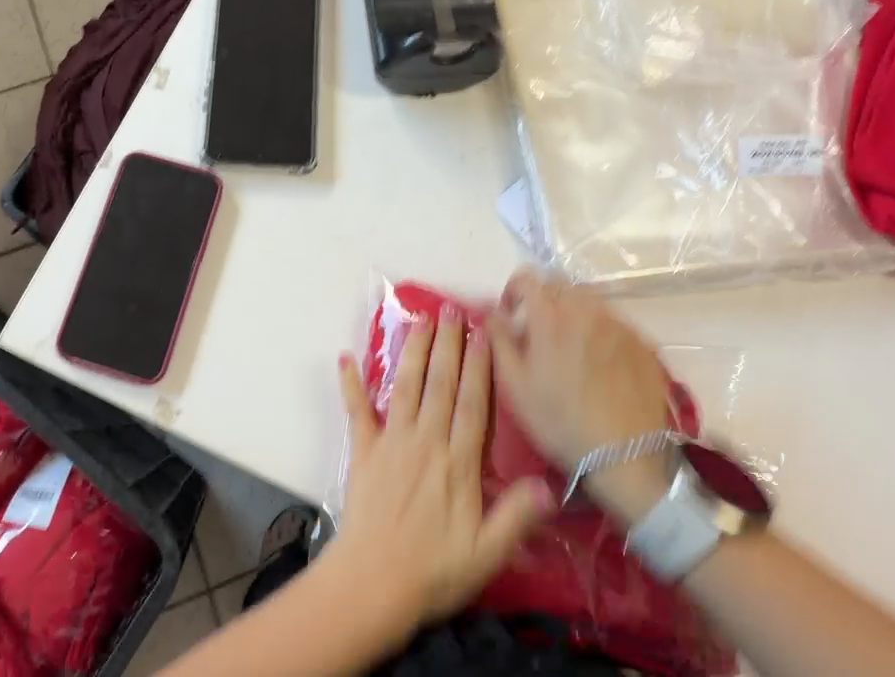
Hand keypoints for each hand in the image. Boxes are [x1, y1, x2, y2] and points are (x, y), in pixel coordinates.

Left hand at [322, 313, 552, 635]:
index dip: (479, 366)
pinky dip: (350, 384)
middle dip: (447, 345)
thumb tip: (550, 485)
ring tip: (419, 320)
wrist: (373, 584)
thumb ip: (517, 516)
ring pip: (405, 387)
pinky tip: (344, 358)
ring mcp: (391, 444)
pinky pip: (356, 412)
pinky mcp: (363, 453)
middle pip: (440, 385)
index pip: (472, 404)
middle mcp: (425, 442)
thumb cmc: (434, 571)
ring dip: (412, 352)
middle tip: (450, 310)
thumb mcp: (487, 553)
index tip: (482, 333)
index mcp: (458, 463)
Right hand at [488, 269, 673, 523]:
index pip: (527, 278)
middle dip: (544, 300)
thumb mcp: (513, 385)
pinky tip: (598, 363)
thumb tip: (490, 312)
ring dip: (572, 313)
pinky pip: (614, 323)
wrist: (625, 455)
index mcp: (550, 316)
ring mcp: (619, 324)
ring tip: (569, 347)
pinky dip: (599, 331)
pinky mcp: (643, 342)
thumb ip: (498, 339)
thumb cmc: (558, 421)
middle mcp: (587, 309)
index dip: (513, 291)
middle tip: (538, 332)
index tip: (510, 316)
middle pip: (559, 285)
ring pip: (589, 302)